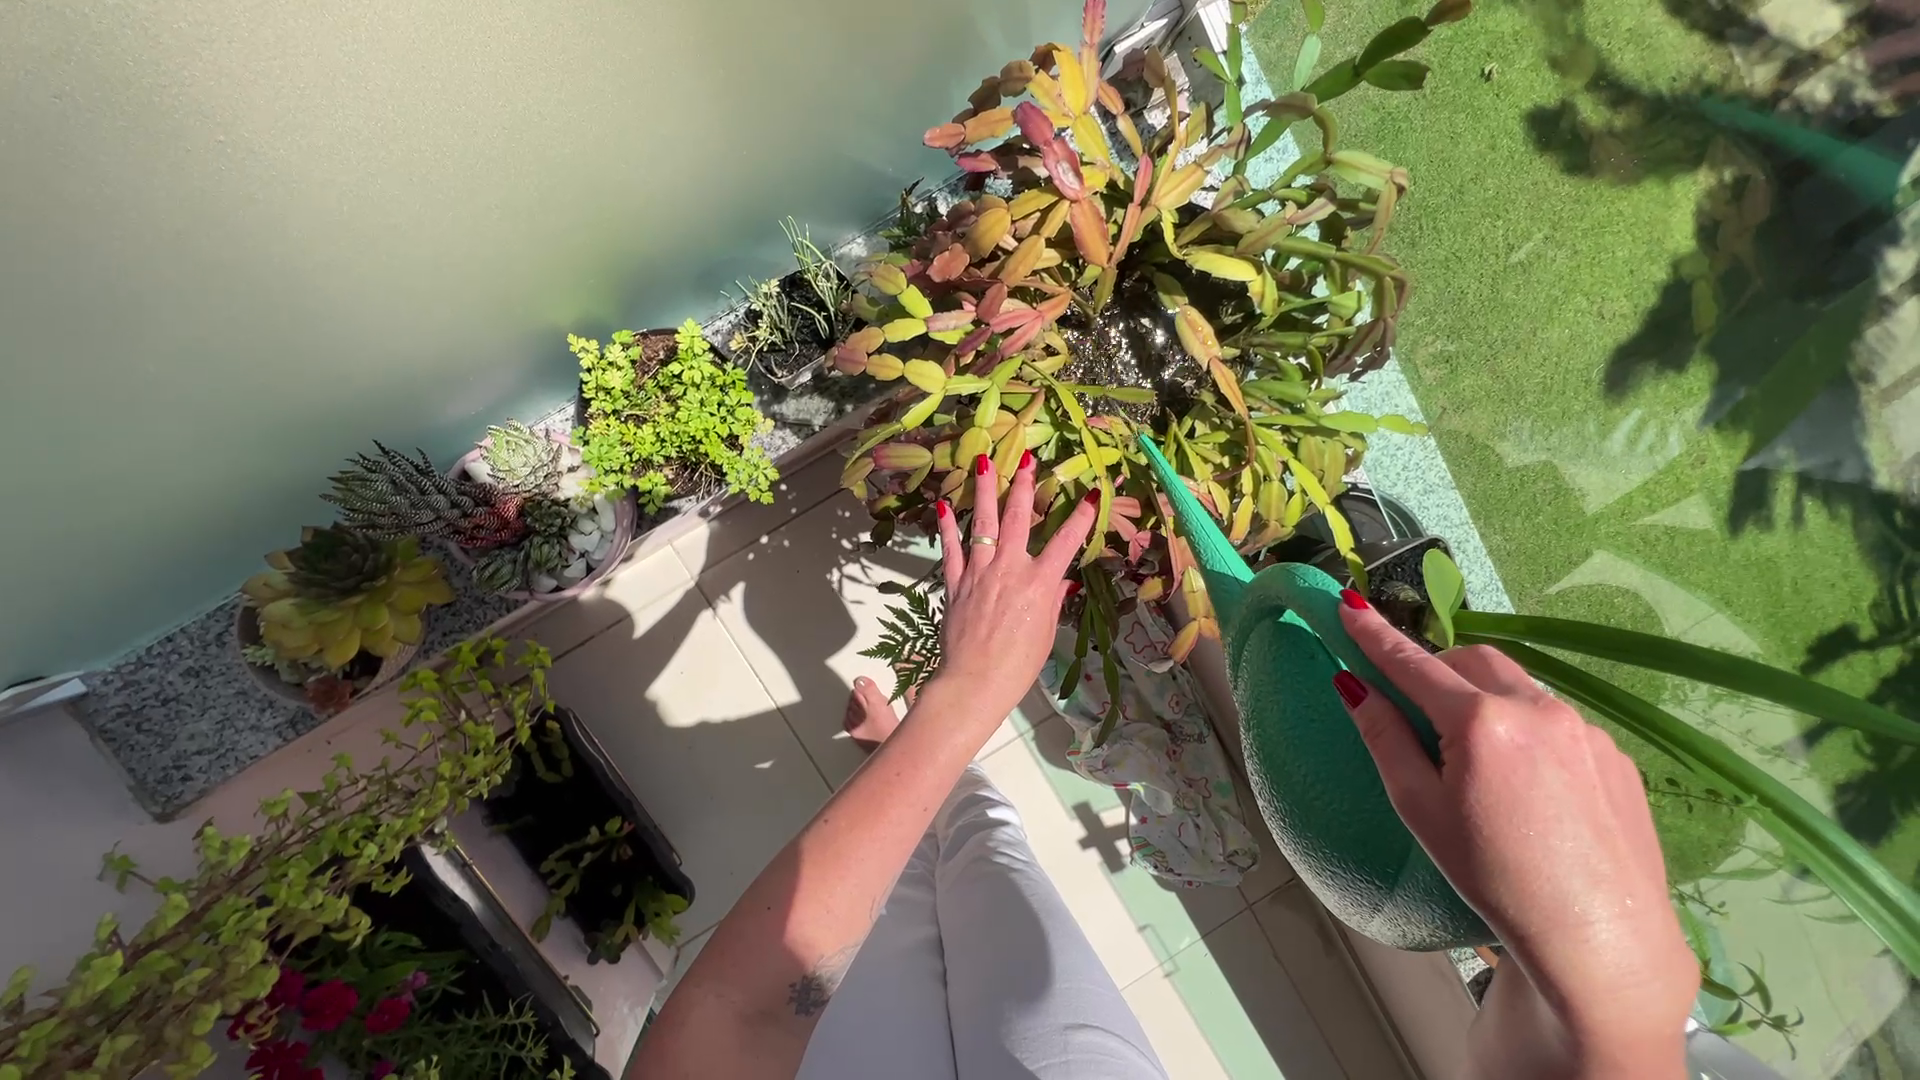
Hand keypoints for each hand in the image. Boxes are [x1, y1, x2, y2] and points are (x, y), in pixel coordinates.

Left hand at [925, 451, 1097, 723]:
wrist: (975, 682)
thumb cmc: (1018, 666)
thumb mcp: (1046, 634)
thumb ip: (1053, 601)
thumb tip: (1061, 580)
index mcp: (1039, 584)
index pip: (1067, 542)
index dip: (1082, 517)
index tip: (1092, 492)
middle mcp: (1009, 569)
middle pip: (1017, 518)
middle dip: (1024, 484)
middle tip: (1026, 457)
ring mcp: (979, 572)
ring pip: (982, 523)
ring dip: (984, 490)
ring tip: (984, 461)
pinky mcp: (956, 583)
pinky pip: (951, 549)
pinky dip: (948, 527)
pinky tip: (944, 505)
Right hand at [1333, 591, 1697, 1079]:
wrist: (1601, 938)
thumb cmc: (1491, 873)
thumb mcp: (1418, 806)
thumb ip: (1383, 735)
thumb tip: (1352, 684)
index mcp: (1481, 721)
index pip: (1412, 663)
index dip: (1374, 634)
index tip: (1347, 603)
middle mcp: (1538, 708)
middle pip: (1471, 660)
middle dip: (1438, 671)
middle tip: (1421, 715)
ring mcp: (1584, 728)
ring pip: (1516, 685)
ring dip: (1482, 697)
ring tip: (1477, 758)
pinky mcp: (1614, 752)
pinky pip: (1554, 716)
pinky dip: (1523, 726)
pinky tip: (1527, 784)